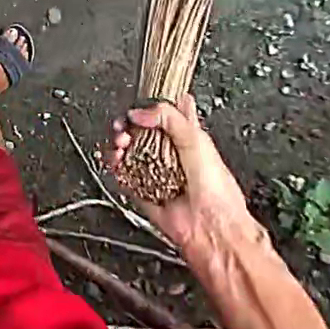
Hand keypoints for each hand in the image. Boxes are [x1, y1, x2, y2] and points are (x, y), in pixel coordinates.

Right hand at [104, 96, 257, 262]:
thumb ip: (168, 117)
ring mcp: (154, 170)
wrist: (211, 226)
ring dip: (118, 143)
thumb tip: (138, 111)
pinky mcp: (142, 189)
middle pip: (139, 130)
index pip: (166, 113)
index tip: (139, 102)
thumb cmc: (215, 188)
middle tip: (124, 126)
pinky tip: (115, 160)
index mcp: (186, 137)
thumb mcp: (196, 139)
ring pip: (127, 149)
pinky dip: (113, 165)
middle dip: (127, 124)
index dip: (150, 105)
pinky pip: (121, 173)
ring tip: (120, 143)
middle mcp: (169, 152)